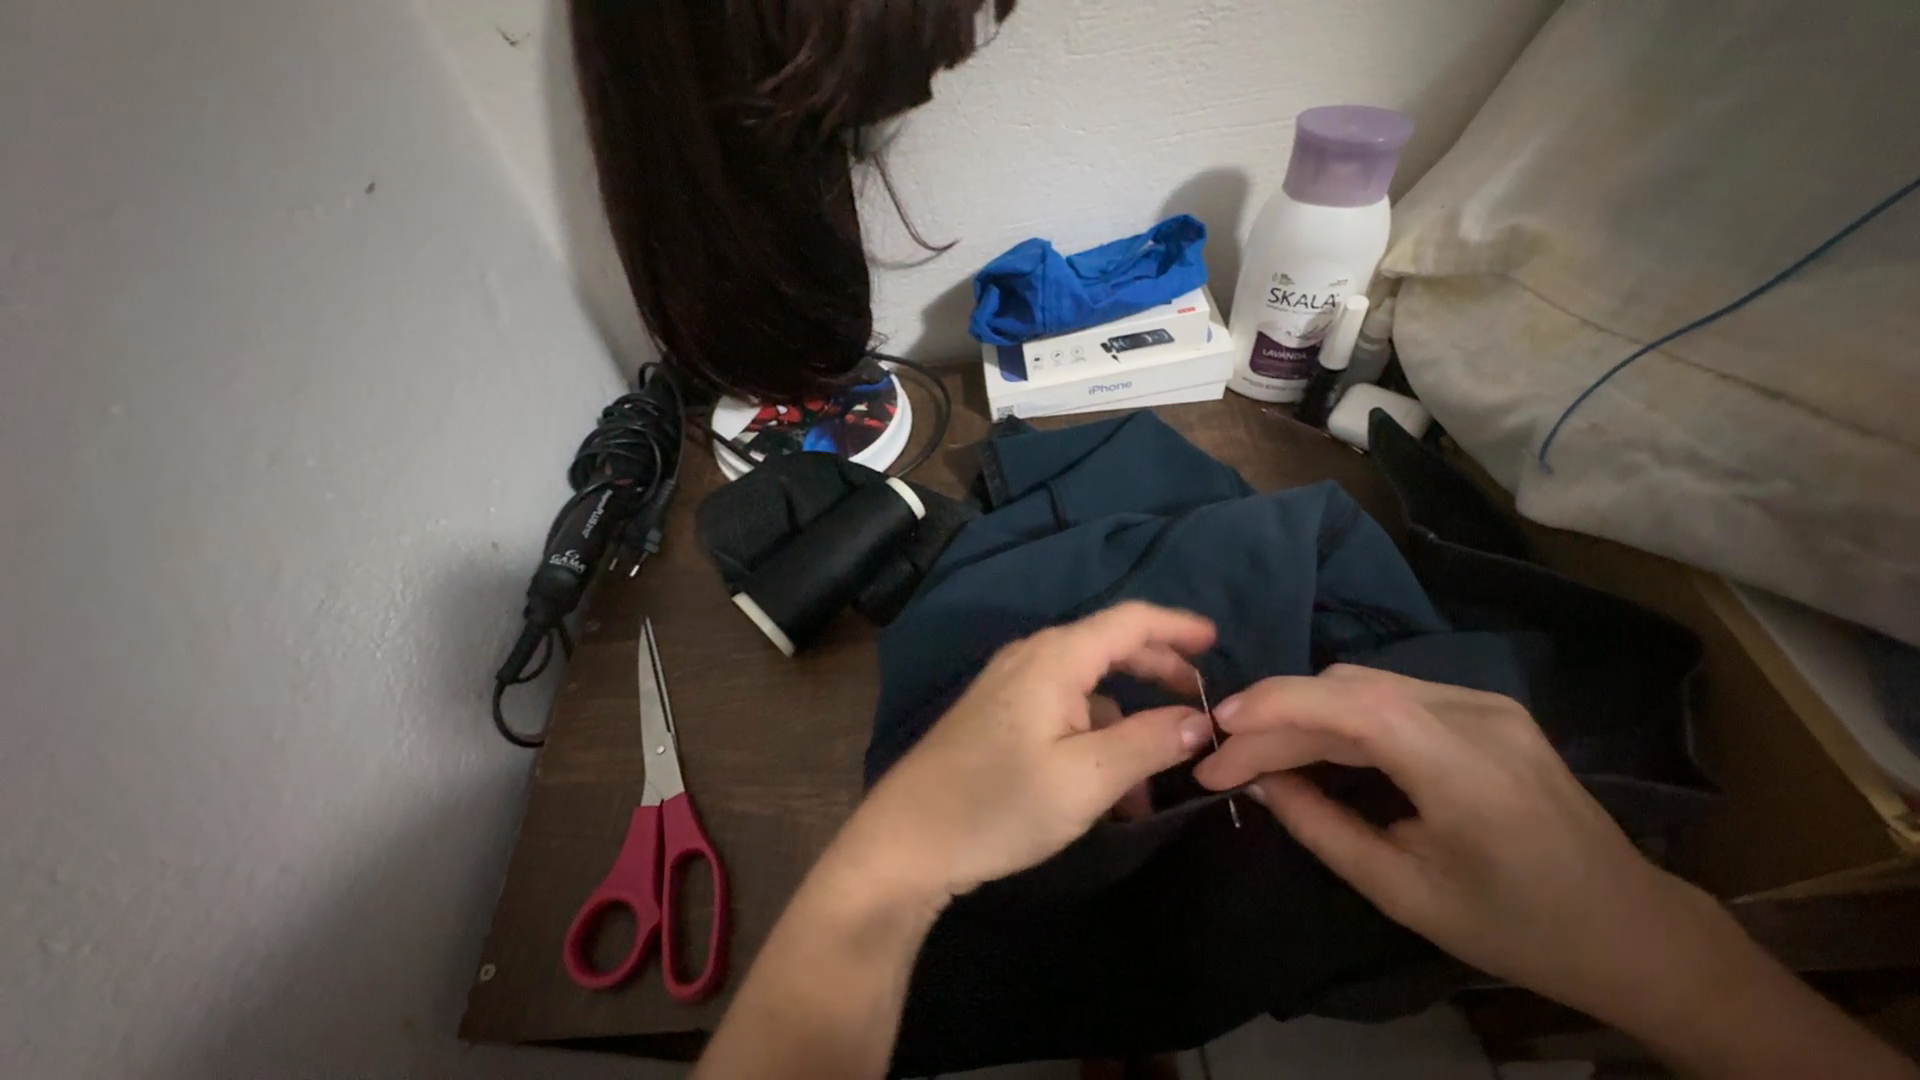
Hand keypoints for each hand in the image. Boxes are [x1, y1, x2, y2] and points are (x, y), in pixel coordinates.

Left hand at [840, 602, 1218, 904]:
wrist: (906, 842)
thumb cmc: (998, 804)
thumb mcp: (1086, 778)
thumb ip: (1150, 741)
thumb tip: (1202, 721)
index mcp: (1054, 657)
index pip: (1129, 620)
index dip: (1177, 626)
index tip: (1218, 641)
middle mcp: (1030, 659)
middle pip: (1110, 648)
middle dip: (1159, 672)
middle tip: (1203, 701)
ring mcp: (1009, 688)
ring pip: (1088, 691)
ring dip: (1128, 725)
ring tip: (1161, 778)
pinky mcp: (997, 719)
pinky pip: (1062, 714)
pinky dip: (1095, 741)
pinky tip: (1111, 793)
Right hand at [1192, 664, 1705, 1017]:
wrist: (1632, 928)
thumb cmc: (1518, 928)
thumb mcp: (1403, 892)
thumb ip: (1321, 826)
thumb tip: (1256, 782)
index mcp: (1467, 768)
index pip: (1353, 705)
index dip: (1275, 705)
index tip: (1214, 732)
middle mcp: (1476, 714)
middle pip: (1348, 690)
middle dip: (1274, 719)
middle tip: (1223, 762)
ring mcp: (1484, 703)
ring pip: (1362, 684)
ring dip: (1301, 714)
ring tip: (1256, 755)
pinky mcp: (1482, 707)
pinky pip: (1388, 695)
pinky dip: (1336, 716)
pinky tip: (1311, 746)